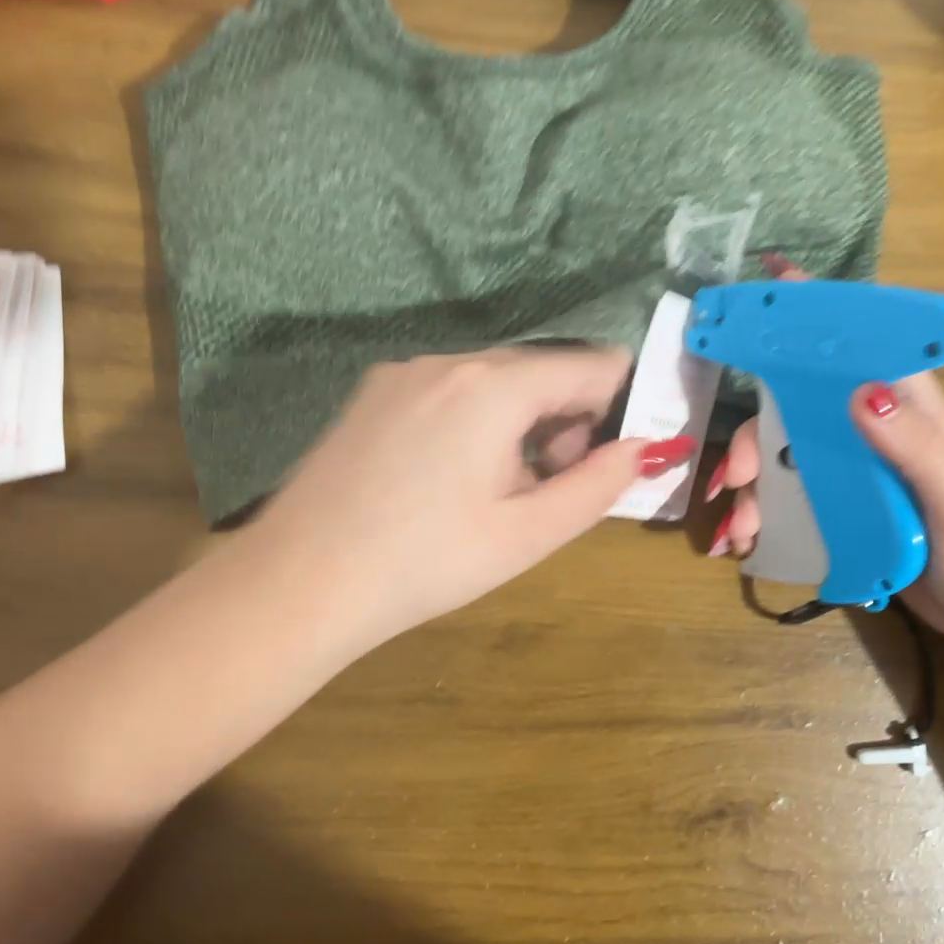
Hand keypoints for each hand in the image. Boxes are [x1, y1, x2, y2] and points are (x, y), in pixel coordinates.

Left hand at [244, 348, 694, 647]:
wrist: (298, 583)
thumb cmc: (426, 563)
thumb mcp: (528, 534)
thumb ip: (599, 485)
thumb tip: (645, 448)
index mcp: (495, 385)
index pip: (591, 367)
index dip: (619, 406)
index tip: (616, 455)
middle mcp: (449, 360)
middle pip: (540, 371)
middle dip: (566, 421)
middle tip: (553, 488)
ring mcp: (403, 372)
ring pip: (494, 382)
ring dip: (521, 423)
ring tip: (502, 492)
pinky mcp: (372, 393)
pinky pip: (450, 391)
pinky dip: (475, 421)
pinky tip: (452, 479)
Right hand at [708, 329, 943, 653]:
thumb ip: (918, 449)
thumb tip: (859, 390)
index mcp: (914, 412)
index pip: (863, 345)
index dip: (818, 311)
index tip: (768, 284)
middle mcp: (878, 430)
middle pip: (800, 406)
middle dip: (754, 436)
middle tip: (731, 479)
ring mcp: (858, 470)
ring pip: (786, 453)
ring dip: (752, 483)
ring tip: (739, 529)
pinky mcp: (845, 508)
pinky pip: (790, 496)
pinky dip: (761, 513)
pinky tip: (746, 541)